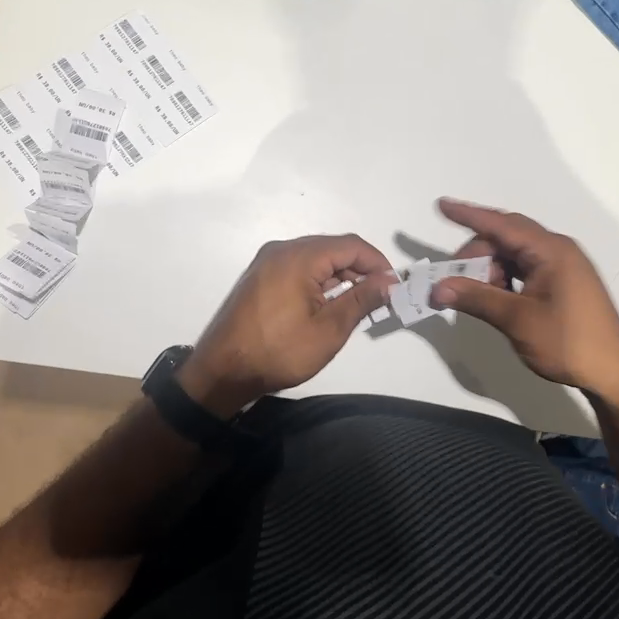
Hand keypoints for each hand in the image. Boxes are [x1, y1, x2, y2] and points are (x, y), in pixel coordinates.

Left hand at [177, 234, 395, 414]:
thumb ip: (361, 299)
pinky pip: (299, 268)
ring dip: (340, 276)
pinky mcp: (260, 278)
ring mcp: (267, 263)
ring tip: (360, 303)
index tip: (395, 286)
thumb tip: (388, 281)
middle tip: (382, 296)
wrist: (222, 373)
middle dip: (361, 269)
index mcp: (299, 257)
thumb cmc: (279, 352)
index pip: (351, 245)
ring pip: (316, 258)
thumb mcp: (328, 329)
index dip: (378, 263)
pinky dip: (319, 281)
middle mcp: (282, 250)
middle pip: (333, 248)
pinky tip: (330, 303)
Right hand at [429, 198, 618, 398]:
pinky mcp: (564, 283)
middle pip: (506, 238)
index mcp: (551, 250)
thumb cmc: (568, 342)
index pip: (502, 224)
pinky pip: (526, 269)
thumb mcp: (517, 320)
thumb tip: (437, 288)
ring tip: (476, 296)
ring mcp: (563, 267)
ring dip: (491, 270)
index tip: (440, 206)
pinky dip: (506, 279)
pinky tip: (496, 298)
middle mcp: (558, 250)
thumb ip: (476, 298)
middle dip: (476, 254)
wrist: (614, 373)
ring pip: (515, 255)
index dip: (469, 215)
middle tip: (452, 280)